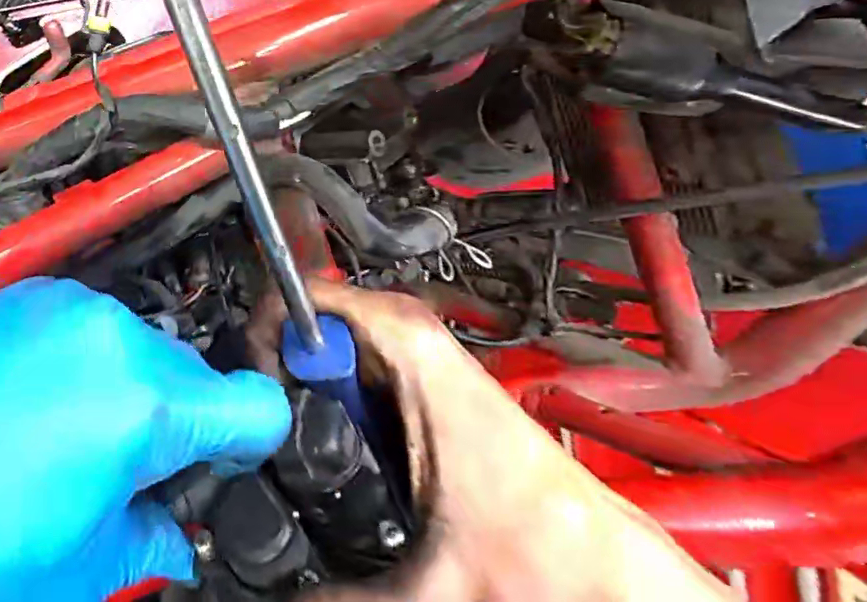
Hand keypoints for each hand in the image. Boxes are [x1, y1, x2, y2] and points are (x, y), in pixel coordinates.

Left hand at [0, 278, 292, 601]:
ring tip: (68, 431)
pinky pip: (83, 325)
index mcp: (142, 400)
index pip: (254, 404)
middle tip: (126, 464)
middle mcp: (111, 333)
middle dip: (172, 417)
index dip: (245, 441)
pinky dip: (79, 358)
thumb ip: (148, 538)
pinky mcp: (26, 294)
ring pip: (135, 344)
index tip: (217, 460)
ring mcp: (65, 305)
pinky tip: (36, 398)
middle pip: (188, 369)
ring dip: (122, 384)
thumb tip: (169, 531)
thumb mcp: (77, 564)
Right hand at [255, 279, 729, 601]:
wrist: (618, 575)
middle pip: (321, 313)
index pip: (319, 295)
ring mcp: (424, 360)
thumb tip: (282, 595)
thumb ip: (347, 597)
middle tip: (258, 397)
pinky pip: (359, 359)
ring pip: (339, 335)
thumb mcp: (435, 581)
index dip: (270, 323)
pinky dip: (332, 381)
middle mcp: (419, 343)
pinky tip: (327, 429)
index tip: (248, 366)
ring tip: (283, 412)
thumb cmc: (557, 556)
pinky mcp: (428, 383)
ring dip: (303, 365)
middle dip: (279, 350)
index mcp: (416, 355)